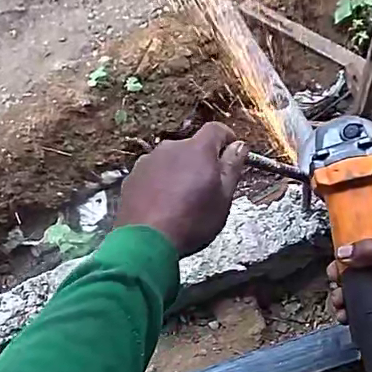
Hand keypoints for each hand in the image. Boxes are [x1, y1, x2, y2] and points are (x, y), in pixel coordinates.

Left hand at [114, 122, 248, 255]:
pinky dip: (159, 184)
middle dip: (201, 162)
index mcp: (198, 150)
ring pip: (170, 161)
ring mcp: (147, 162)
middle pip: (191, 146)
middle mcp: (170, 148)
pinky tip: (162, 206)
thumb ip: (232, 167)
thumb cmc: (190, 222)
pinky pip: (152, 174)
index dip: (226, 139)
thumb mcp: (223, 198)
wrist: (146, 242)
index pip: (216, 129)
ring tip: (181, 202)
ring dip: (178, 173)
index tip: (231, 152)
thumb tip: (239, 146)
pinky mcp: (132, 177)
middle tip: (206, 188)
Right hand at [328, 229, 371, 360]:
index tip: (338, 251)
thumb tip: (341, 252)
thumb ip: (371, 250)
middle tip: (336, 279)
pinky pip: (355, 306)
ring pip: (352, 286)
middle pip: (354, 263)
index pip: (369, 235)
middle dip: (341, 272)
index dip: (351, 240)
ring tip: (340, 302)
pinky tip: (345, 314)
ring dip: (341, 294)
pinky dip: (346, 310)